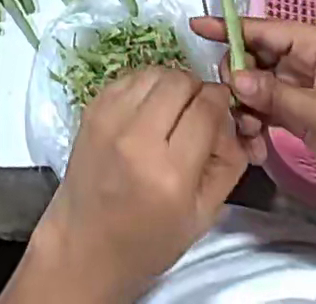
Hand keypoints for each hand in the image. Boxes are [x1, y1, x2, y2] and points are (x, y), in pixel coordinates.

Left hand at [0, 68, 249, 303]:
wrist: (84, 244)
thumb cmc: (148, 240)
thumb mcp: (203, 214)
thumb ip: (228, 162)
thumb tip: (231, 116)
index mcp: (170, 173)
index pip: (206, 108)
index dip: (220, 101)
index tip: (223, 107)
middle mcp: (136, 138)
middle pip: (180, 80)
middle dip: (196, 90)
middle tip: (197, 110)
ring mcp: (109, 118)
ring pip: (155, 71)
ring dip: (170, 84)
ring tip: (171, 110)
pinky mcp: (92, 107)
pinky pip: (130, 76)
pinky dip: (146, 86)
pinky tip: (147, 110)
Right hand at [190, 15, 315, 211]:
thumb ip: (276, 94)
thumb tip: (233, 76)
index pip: (268, 29)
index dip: (231, 28)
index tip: (196, 27)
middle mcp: (313, 60)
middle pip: (261, 55)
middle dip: (240, 75)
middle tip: (230, 103)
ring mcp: (310, 87)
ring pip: (263, 83)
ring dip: (249, 102)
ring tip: (246, 131)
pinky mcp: (309, 113)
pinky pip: (273, 106)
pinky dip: (260, 118)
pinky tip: (253, 141)